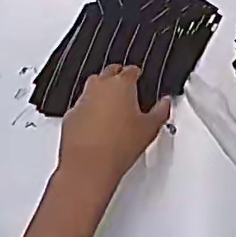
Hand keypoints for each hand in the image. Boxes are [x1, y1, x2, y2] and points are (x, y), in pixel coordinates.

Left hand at [58, 65, 170, 190]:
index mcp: (121, 84)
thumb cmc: (118, 147)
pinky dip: (88, 111)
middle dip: (117, 77)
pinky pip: (81, 107)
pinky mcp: (71, 116)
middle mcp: (100, 87)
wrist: (89, 166)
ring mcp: (83, 100)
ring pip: (92, 88)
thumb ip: (161, 110)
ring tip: (112, 108)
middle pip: (109, 72)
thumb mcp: (150, 128)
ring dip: (101, 93)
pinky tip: (96, 124)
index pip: (130, 70)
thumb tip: (165, 103)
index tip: (138, 76)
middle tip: (125, 88)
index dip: (136, 73)